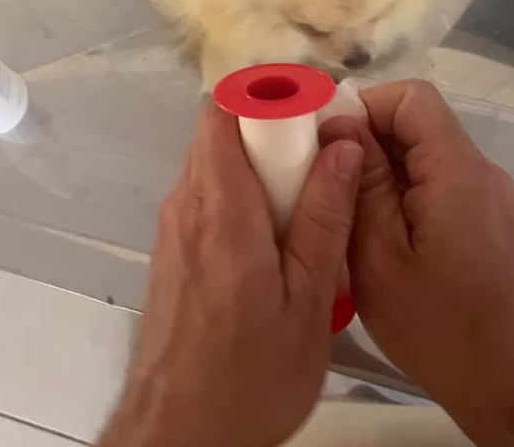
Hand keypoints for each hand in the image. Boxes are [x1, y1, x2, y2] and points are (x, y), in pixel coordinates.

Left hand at [99, 103, 362, 446]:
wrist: (181, 429)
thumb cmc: (252, 373)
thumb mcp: (307, 299)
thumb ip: (323, 216)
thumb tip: (343, 145)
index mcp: (220, 207)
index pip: (221, 113)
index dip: (260, 98)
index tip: (304, 109)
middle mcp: (186, 204)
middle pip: (219, 136)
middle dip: (268, 137)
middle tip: (317, 168)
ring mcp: (173, 227)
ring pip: (212, 167)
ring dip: (255, 172)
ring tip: (301, 211)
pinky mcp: (171, 249)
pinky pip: (205, 200)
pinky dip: (238, 200)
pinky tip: (271, 245)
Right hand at [323, 80, 513, 442]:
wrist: (512, 392)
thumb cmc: (437, 328)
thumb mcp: (378, 255)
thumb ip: (362, 182)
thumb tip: (339, 124)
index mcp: (458, 173)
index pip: (412, 98)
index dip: (365, 105)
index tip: (328, 140)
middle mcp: (483, 173)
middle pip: (419, 122)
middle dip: (367, 137)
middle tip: (325, 176)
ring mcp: (491, 197)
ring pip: (427, 152)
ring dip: (383, 166)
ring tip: (347, 206)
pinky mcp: (490, 221)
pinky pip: (440, 180)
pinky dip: (404, 189)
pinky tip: (379, 230)